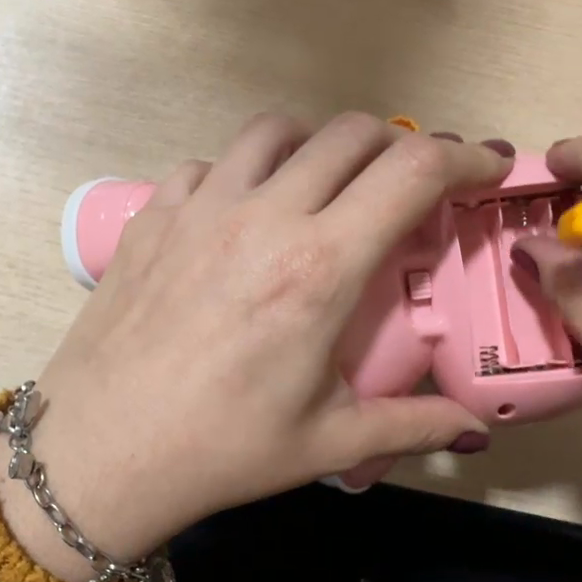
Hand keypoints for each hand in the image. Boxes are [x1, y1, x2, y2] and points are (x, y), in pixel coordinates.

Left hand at [0, 114, 509, 581]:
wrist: (98, 451)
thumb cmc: (218, 451)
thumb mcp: (327, 442)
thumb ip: (412, 422)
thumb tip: (475, 426)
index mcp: (319, 267)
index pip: (411, 171)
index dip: (463, 156)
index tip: (484, 166)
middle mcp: (262, 217)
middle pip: (351, 134)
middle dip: (399, 146)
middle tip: (410, 183)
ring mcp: (199, 207)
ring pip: (276, 131)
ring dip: (318, 145)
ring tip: (326, 185)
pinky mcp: (152, 214)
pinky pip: (209, 165)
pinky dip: (242, 173)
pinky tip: (240, 215)